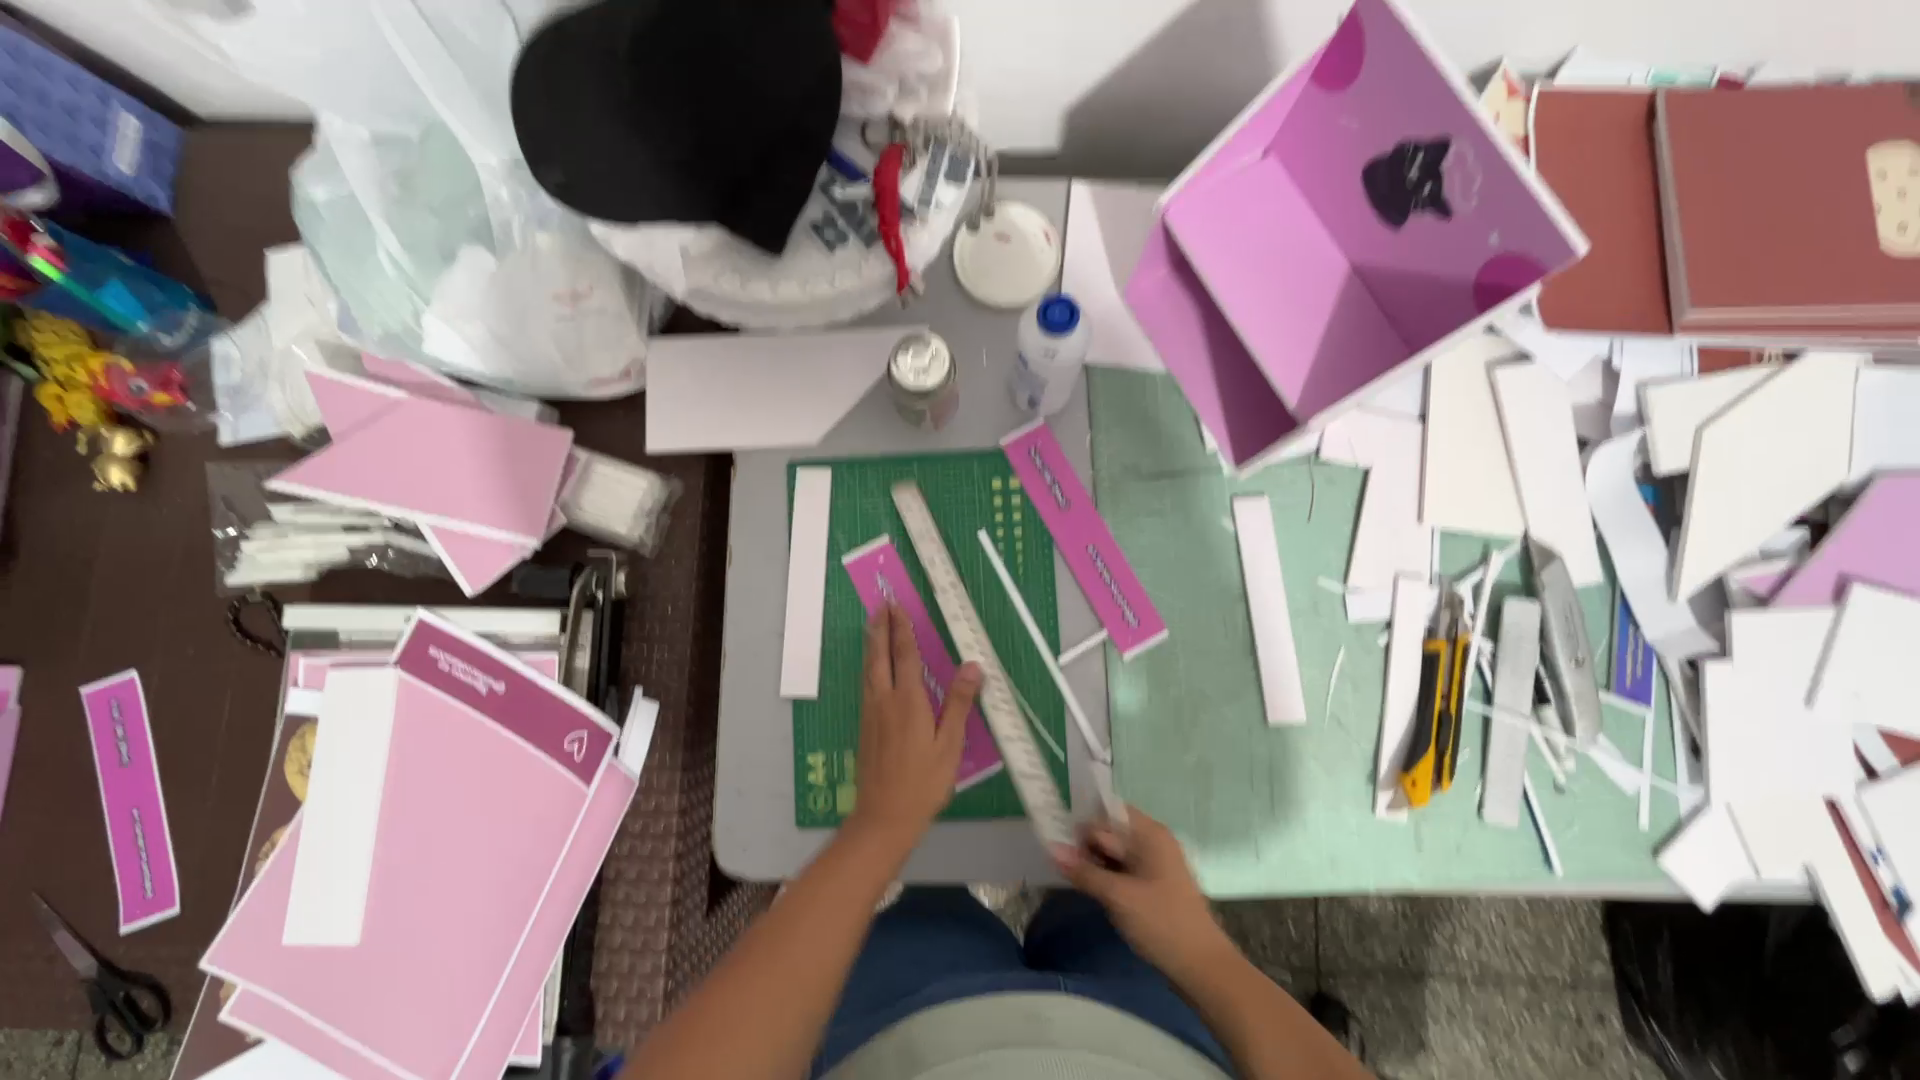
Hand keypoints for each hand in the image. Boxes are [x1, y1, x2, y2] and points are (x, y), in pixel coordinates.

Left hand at [844, 604, 982, 856]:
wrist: (884, 815)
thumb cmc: (924, 782)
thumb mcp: (949, 744)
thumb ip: (958, 703)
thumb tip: (973, 666)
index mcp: (908, 701)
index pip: (905, 656)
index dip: (902, 630)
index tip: (897, 608)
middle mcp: (884, 700)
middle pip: (880, 656)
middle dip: (881, 629)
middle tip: (881, 605)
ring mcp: (871, 713)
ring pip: (869, 669)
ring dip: (872, 644)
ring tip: (873, 626)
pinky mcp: (865, 727)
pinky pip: (866, 684)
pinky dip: (870, 665)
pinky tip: (872, 668)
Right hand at [1052, 807, 1236, 978]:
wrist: (1200, 967)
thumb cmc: (1161, 922)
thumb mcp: (1118, 896)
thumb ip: (1084, 871)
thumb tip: (1052, 848)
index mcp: (1150, 833)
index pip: (1109, 810)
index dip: (1083, 818)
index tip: (1054, 831)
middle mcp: (1152, 842)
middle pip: (1110, 831)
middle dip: (1084, 842)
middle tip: (1054, 857)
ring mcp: (1153, 865)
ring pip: (1114, 853)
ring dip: (1092, 861)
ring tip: (1064, 871)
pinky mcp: (1151, 887)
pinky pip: (1121, 870)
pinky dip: (1104, 875)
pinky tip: (1085, 886)